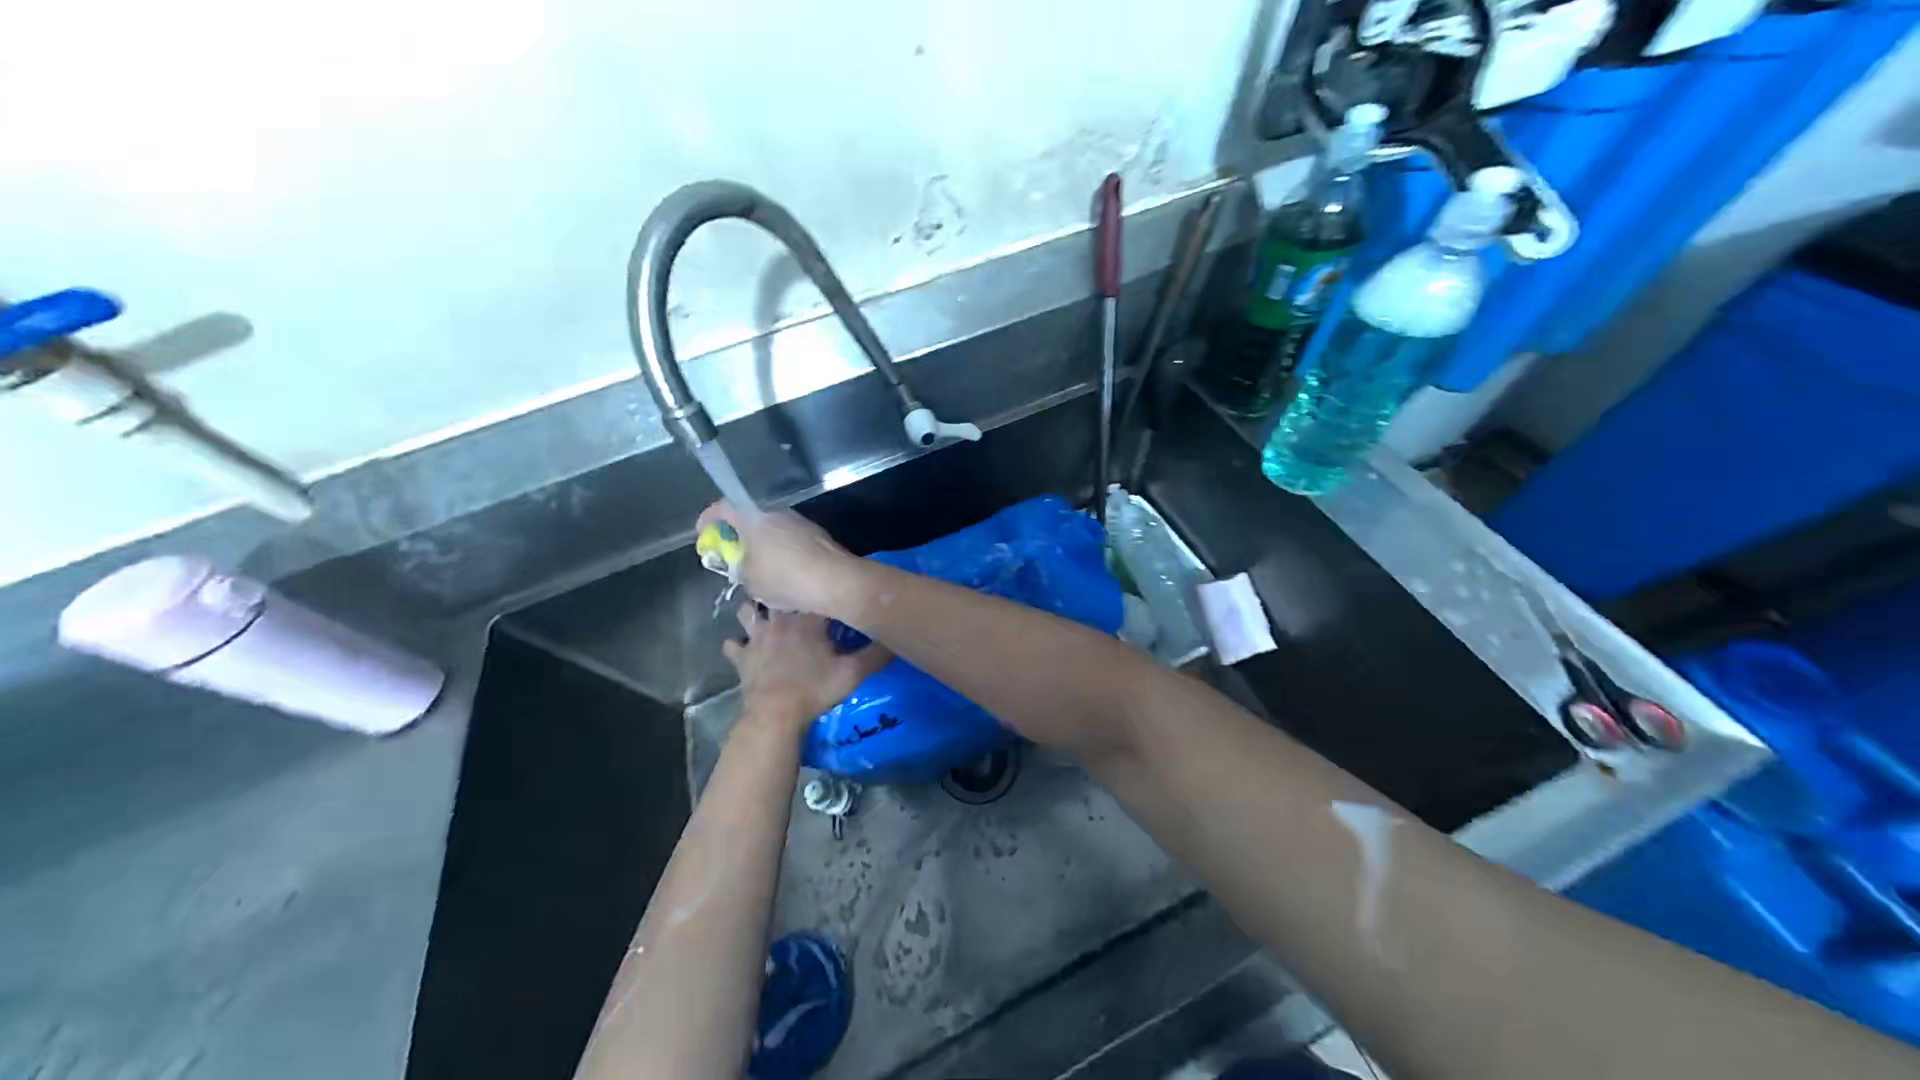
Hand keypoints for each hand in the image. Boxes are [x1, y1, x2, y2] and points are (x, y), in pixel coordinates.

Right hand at [698, 500, 863, 616]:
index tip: (703, 533)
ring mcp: (800, 522)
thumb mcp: (749, 579)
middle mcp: (778, 513)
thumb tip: (738, 562)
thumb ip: (736, 566)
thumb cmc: (786, 578)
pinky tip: (782, 572)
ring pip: (771, 529)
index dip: (709, 518)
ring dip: (760, 544)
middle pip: (749, 517)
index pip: (724, 506)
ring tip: (756, 567)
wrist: (836, 580)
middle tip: (730, 554)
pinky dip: (780, 550)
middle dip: (737, 535)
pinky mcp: (817, 534)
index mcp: (755, 518)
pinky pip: (789, 539)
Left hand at [723, 604, 889, 732]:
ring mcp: (756, 636)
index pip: (817, 591)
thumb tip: (896, 638)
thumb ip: (876, 654)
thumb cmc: (816, 689)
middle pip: (777, 593)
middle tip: (796, 599)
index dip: (824, 590)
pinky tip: (745, 648)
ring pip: (748, 610)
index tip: (831, 591)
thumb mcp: (853, 673)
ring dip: (755, 610)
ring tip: (765, 615)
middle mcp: (780, 619)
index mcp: (808, 618)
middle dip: (785, 593)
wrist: (776, 714)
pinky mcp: (741, 657)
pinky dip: (737, 644)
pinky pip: (732, 644)